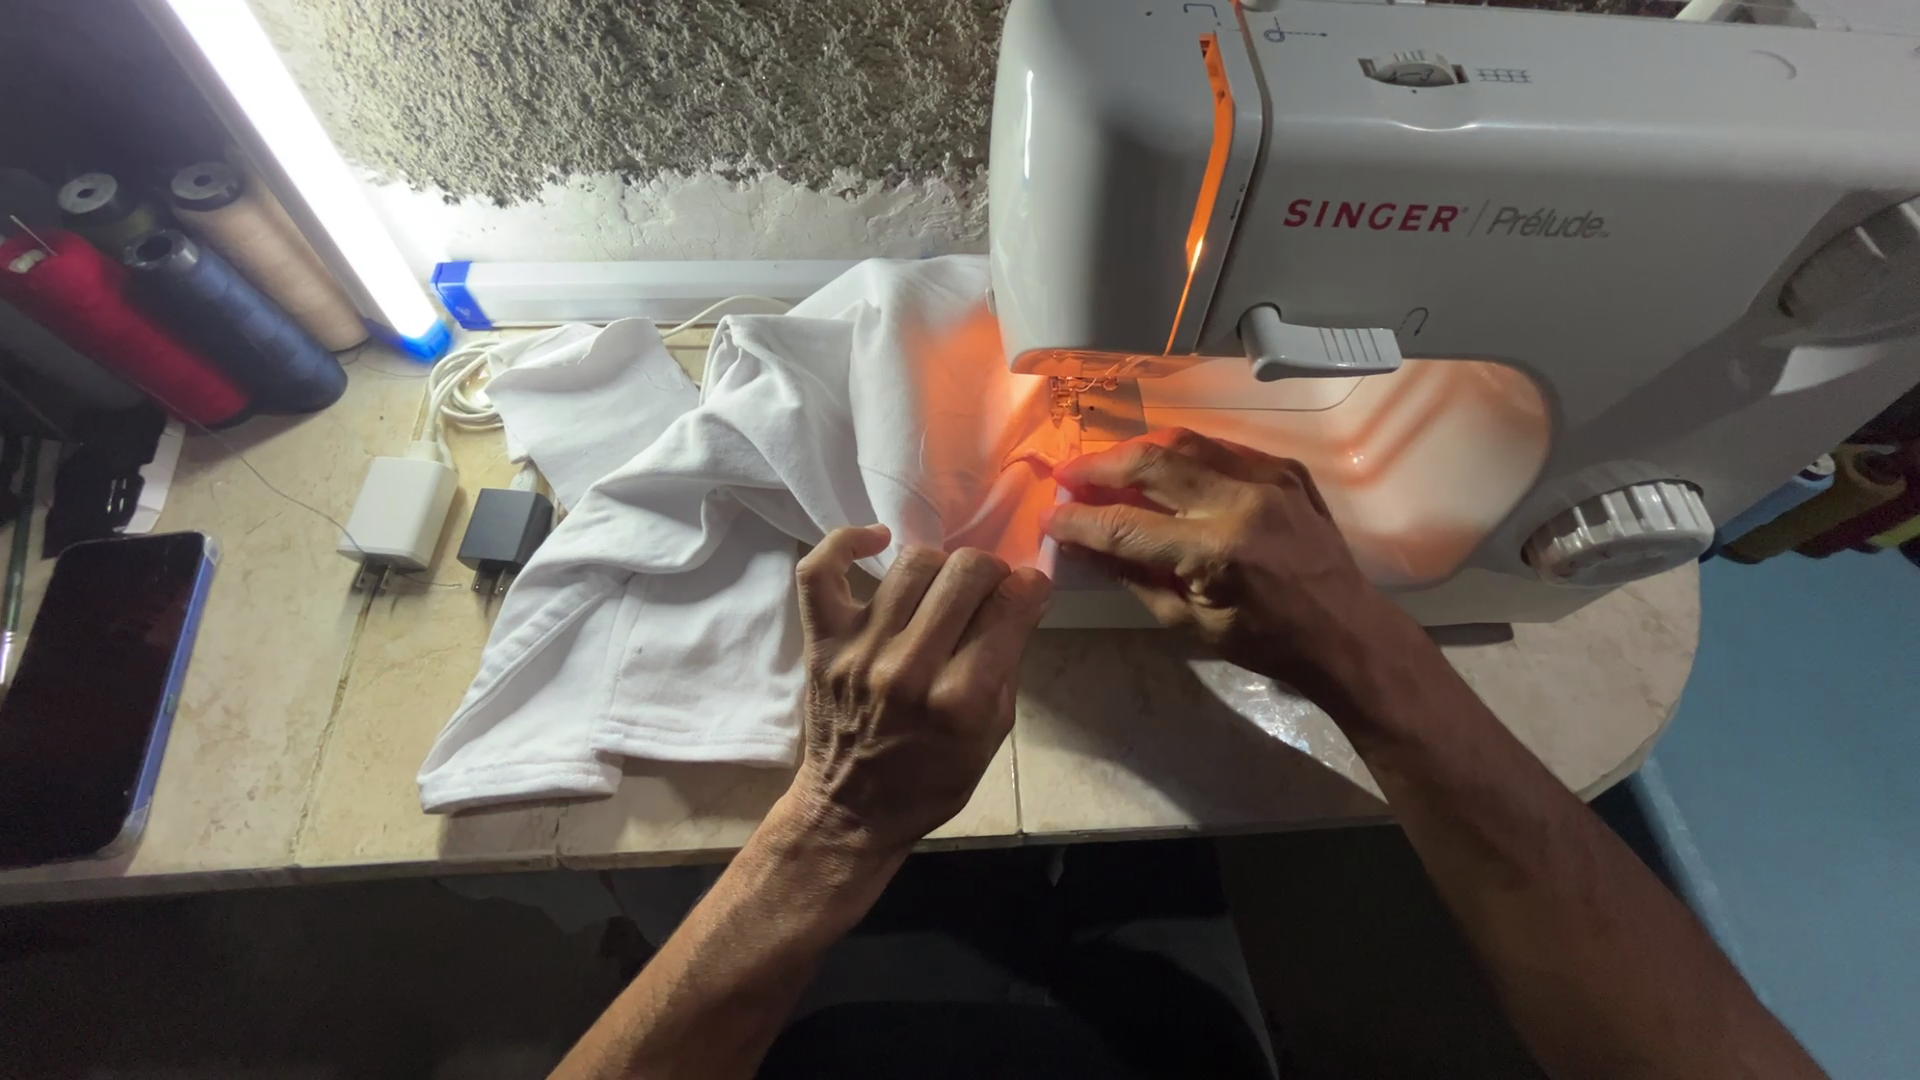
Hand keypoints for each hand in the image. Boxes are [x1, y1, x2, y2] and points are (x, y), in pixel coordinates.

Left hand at [788, 525, 1051, 856]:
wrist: (852, 809)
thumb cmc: (933, 778)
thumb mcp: (995, 733)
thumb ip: (1010, 661)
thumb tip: (1023, 594)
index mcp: (961, 700)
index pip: (1011, 605)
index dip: (1031, 586)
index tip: (1029, 589)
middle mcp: (909, 668)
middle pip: (966, 571)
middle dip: (992, 572)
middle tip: (989, 591)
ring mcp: (859, 650)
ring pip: (913, 562)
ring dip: (942, 566)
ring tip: (943, 588)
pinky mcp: (821, 641)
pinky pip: (820, 570)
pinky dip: (846, 542)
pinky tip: (877, 541)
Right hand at [1042, 429, 1417, 709]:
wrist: (1346, 632)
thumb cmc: (1264, 641)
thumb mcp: (1187, 621)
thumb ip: (1131, 575)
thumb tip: (1082, 544)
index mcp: (1215, 552)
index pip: (1126, 525)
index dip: (1079, 519)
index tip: (1050, 516)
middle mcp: (1241, 502)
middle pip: (1151, 464)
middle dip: (1099, 466)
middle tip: (1068, 476)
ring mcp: (1268, 478)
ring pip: (1184, 441)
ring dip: (1136, 450)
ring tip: (1106, 465)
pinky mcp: (1285, 469)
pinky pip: (1220, 447)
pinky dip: (1181, 454)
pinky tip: (1161, 467)